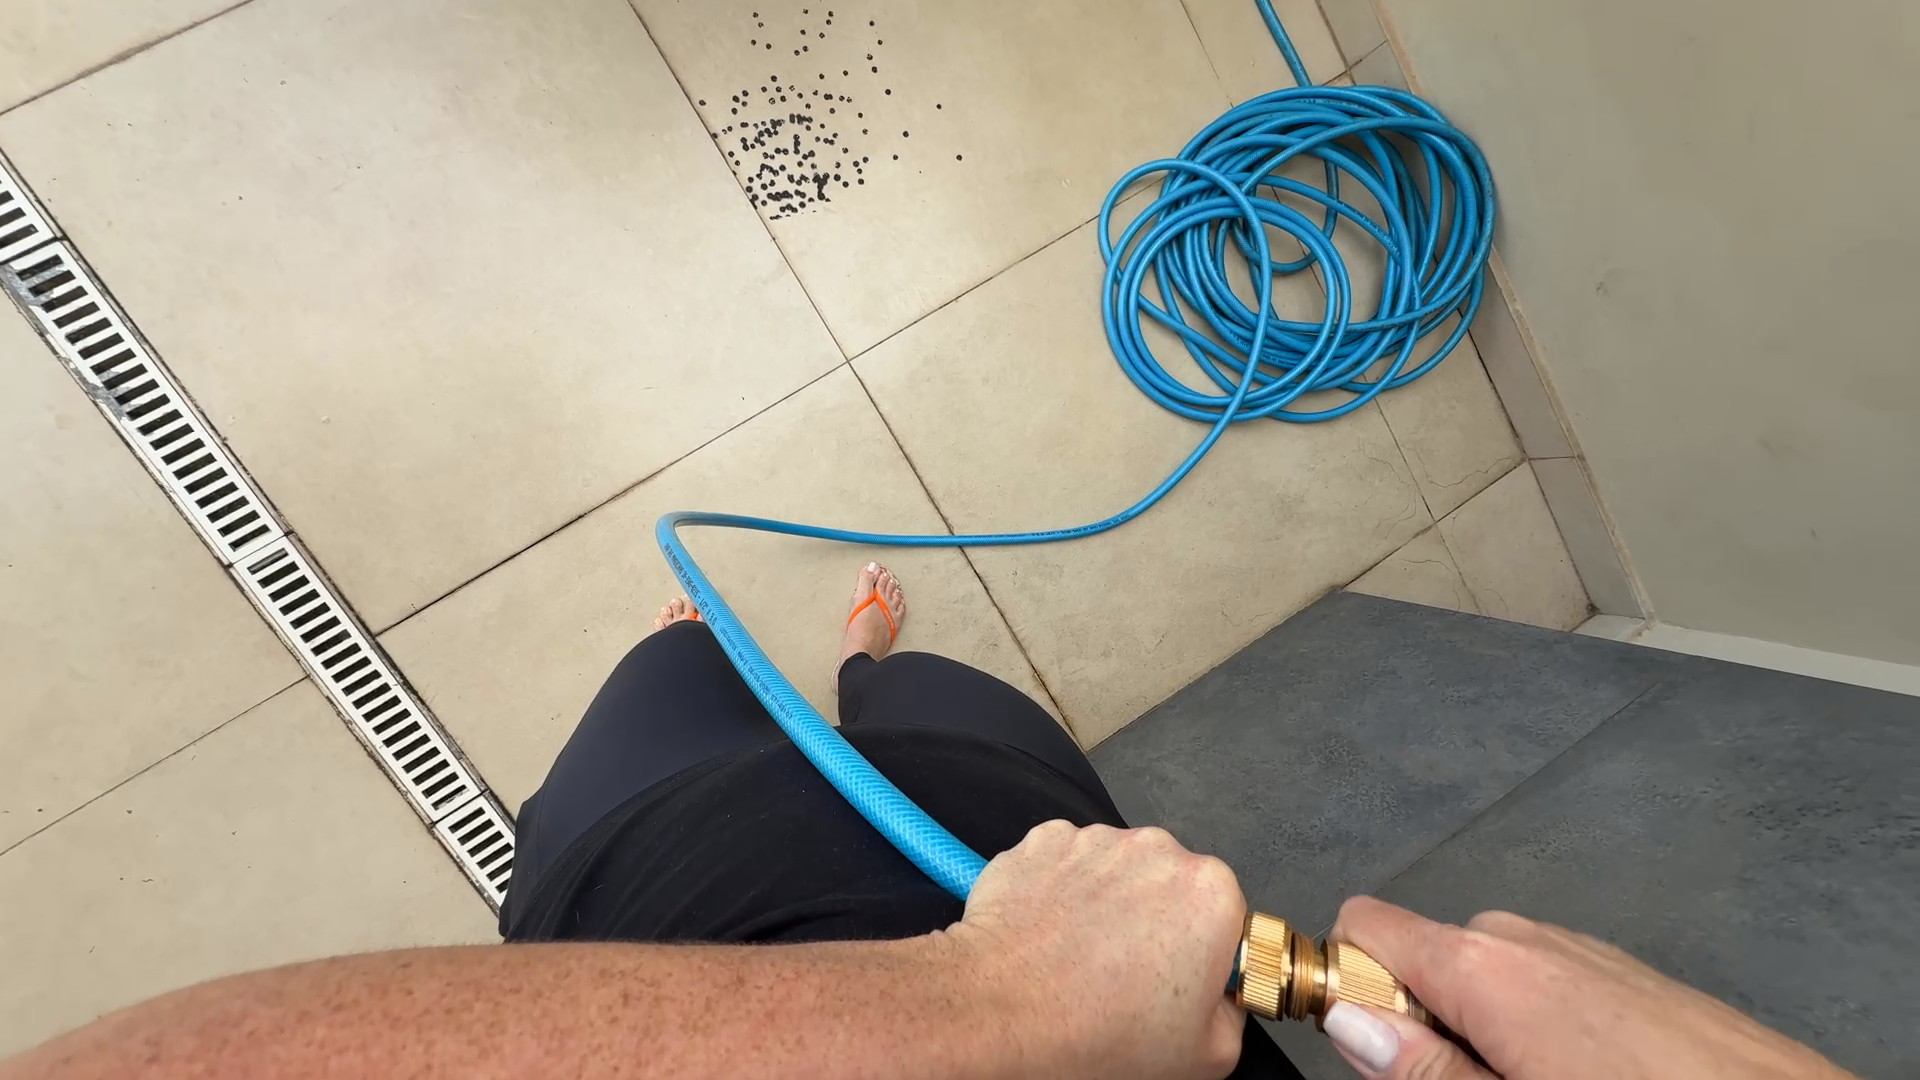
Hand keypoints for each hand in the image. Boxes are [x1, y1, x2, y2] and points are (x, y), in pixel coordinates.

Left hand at [945, 820, 1246, 1079]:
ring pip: (1116, 866)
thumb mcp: (1206, 1053)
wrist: (1003, 1009)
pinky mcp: (1048, 837)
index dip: (1207, 947)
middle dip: (1157, 916)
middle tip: (1132, 969)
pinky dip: (1063, 885)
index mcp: (1208, 894)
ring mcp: (1096, 838)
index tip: (1187, 970)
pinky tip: (1055, 930)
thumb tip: (1223, 996)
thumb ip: (1231, 1010)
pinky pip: (1067, 859)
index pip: (1226, 912)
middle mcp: (1155, 850)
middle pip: (1169, 881)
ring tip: (1084, 953)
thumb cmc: (1094, 1029)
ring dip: (1107, 898)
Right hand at [1320, 896, 1855, 1079]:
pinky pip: (1542, 978)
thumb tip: (1345, 1022)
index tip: (1384, 1049)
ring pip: (1483, 970)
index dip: (1354, 983)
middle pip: (1420, 952)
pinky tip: (1598, 1078)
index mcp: (1481, 962)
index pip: (1361, 924)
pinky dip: (1537, 1019)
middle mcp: (1518, 934)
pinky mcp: (1625, 967)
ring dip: (1484, 1023)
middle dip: (1427, 1017)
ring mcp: (1577, 946)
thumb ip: (1425, 1071)